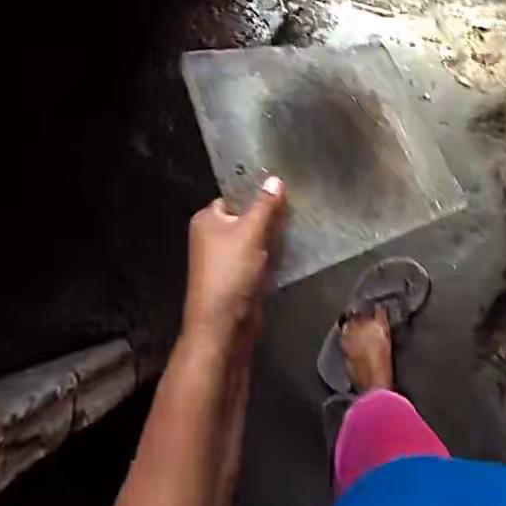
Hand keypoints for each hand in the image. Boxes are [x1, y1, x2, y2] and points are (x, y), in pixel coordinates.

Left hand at [181, 176, 286, 349]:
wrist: (223, 326)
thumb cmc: (230, 273)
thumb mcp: (249, 233)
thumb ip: (264, 206)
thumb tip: (275, 179)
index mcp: (207, 220)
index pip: (233, 197)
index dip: (254, 194)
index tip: (282, 190)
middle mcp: (212, 237)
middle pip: (245, 219)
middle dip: (268, 217)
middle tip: (296, 208)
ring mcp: (226, 260)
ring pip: (254, 241)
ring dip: (273, 239)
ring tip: (299, 227)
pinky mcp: (239, 279)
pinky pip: (259, 261)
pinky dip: (272, 258)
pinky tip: (292, 252)